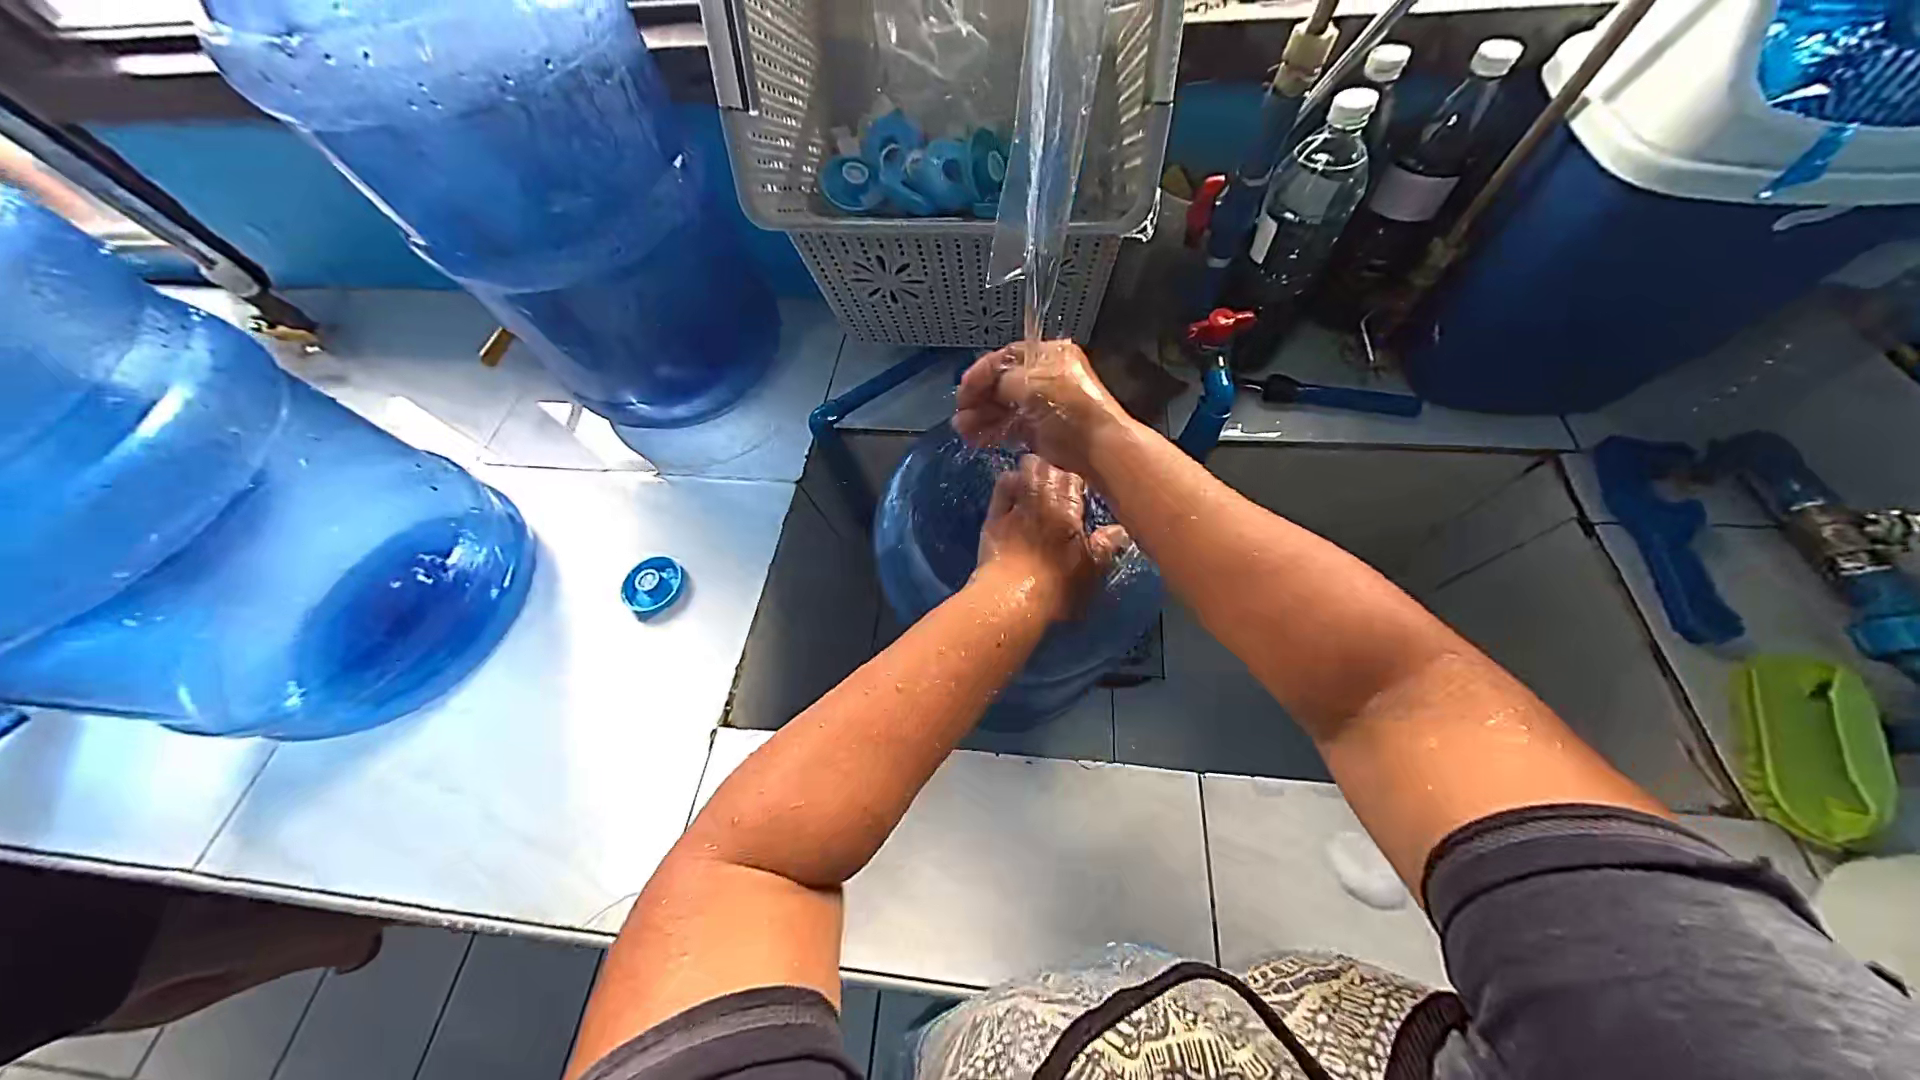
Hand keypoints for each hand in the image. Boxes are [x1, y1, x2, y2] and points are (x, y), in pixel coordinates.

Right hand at [954, 340, 1131, 477]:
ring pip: (1004, 408)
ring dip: (981, 417)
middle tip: (960, 412)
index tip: (963, 388)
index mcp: (1049, 357)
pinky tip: (977, 439)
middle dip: (978, 398)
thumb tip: (990, 387)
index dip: (982, 372)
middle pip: (1002, 384)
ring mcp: (1043, 406)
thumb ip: (1003, 379)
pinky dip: (993, 432)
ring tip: (962, 429)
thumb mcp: (1030, 382)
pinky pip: (1011, 428)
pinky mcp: (1041, 432)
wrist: (1096, 446)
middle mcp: (1045, 379)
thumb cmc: (1069, 407)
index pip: (1007, 358)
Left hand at [974, 454, 1129, 621]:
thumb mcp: (1091, 571)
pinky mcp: (993, 518)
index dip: (1076, 480)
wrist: (1010, 600)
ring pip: (1026, 472)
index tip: (1079, 489)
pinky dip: (1010, 481)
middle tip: (1058, 483)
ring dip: (1033, 471)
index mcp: (1068, 512)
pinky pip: (1002, 486)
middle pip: (1049, 469)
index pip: (1074, 478)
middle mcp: (1042, 501)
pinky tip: (1013, 487)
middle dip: (1054, 470)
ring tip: (1037, 479)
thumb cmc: (1056, 588)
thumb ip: (1105, 546)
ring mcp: (1015, 507)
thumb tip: (1120, 530)